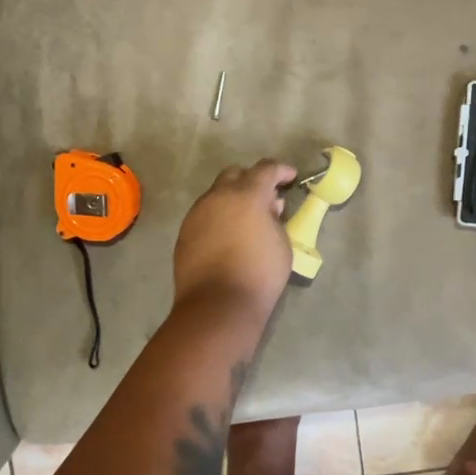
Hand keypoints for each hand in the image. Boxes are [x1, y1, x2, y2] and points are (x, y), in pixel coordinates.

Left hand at [173, 159, 296, 319]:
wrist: (217, 305)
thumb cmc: (259, 274)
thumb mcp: (281, 244)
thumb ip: (276, 219)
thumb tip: (270, 206)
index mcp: (247, 194)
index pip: (266, 169)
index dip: (281, 170)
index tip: (291, 177)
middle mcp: (219, 196)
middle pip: (235, 174)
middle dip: (252, 180)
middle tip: (266, 197)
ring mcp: (197, 213)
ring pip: (216, 193)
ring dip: (233, 198)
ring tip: (246, 219)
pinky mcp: (185, 231)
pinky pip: (205, 214)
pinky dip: (218, 216)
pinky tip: (227, 235)